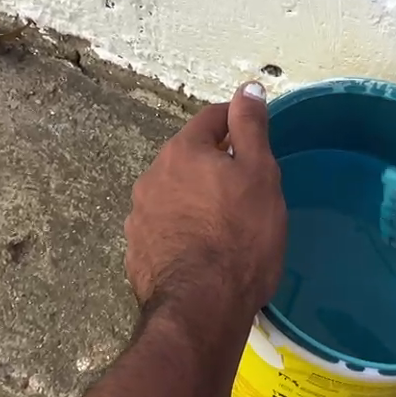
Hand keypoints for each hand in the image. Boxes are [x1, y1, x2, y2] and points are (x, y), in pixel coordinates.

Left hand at [124, 83, 286, 329]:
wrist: (201, 308)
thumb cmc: (240, 236)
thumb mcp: (259, 174)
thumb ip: (250, 127)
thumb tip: (247, 88)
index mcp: (182, 151)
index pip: (211, 119)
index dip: (236, 122)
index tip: (254, 136)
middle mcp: (152, 176)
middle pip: (189, 156)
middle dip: (215, 163)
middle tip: (247, 186)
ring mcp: (139, 216)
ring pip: (174, 192)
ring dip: (196, 196)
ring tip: (225, 222)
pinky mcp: (136, 251)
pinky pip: (165, 226)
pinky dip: (182, 228)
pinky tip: (202, 249)